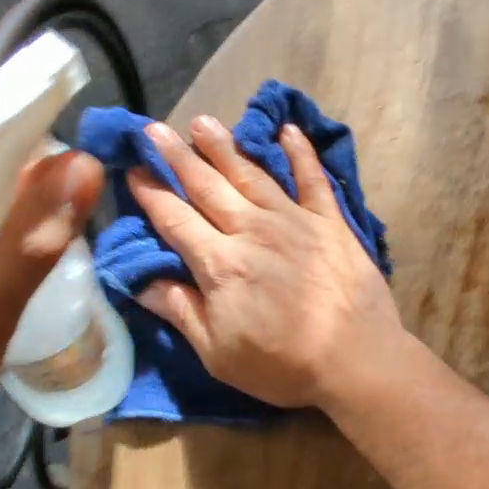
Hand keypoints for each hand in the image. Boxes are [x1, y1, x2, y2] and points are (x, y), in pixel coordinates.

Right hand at [127, 116, 404, 410]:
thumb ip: (182, 312)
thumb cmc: (282, 365)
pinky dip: (300, 153)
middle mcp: (252, 230)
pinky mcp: (330, 223)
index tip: (131, 171)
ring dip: (224, 147)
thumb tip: (142, 283)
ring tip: (203, 122)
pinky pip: (312, 179)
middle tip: (153, 129)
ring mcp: (294, 221)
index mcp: (220, 264)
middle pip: (206, 186)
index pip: (175, 220)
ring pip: (251, 174)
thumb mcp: (218, 353)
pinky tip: (287, 130)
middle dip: (177, 157)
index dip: (151, 195)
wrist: (357, 361)